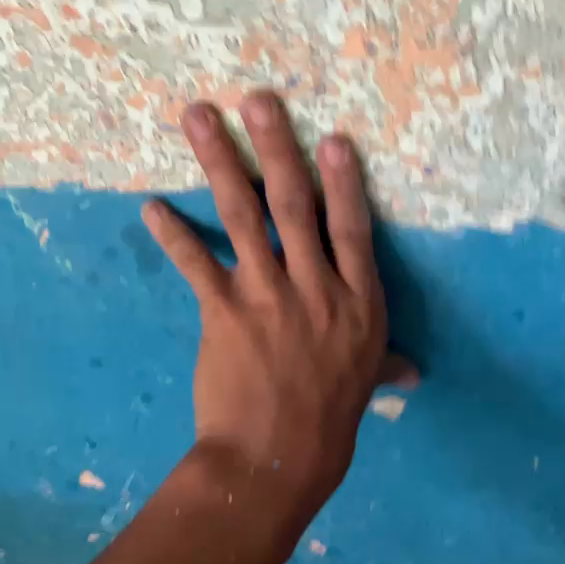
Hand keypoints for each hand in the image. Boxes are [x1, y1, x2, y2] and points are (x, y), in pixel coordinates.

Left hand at [142, 91, 414, 528]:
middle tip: (257, 99)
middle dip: (276, 147)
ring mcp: (268, 296)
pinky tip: (151, 206)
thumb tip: (413, 373)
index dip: (344, 181)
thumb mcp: (363, 386)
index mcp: (359, 303)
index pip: (353, 230)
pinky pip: (196, 264)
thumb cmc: (327, 424)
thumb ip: (386, 365)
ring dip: (219, 163)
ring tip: (198, 119)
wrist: (275, 463)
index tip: (332, 137)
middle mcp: (316, 289)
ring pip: (244, 217)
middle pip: (296, 205)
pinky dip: (173, 234)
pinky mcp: (223, 312)